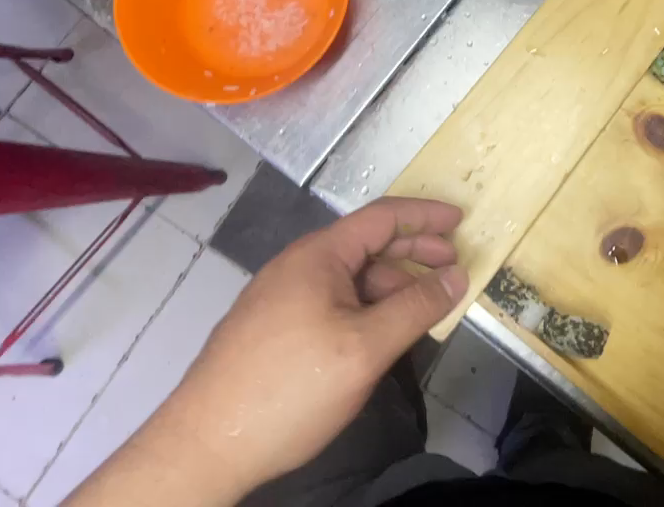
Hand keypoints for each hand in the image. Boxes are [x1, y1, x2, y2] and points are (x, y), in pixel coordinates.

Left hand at [150, 198, 466, 497]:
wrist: (202, 448)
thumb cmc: (290, 387)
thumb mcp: (365, 348)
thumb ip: (416, 308)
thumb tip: (456, 276)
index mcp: (319, 255)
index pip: (383, 217)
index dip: (425, 216)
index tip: (461, 222)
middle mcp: (299, 266)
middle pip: (367, 244)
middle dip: (414, 252)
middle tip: (454, 267)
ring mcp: (282, 297)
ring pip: (350, 278)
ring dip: (392, 285)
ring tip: (424, 308)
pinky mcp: (273, 329)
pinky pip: (332, 302)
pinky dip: (367, 307)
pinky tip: (382, 333)